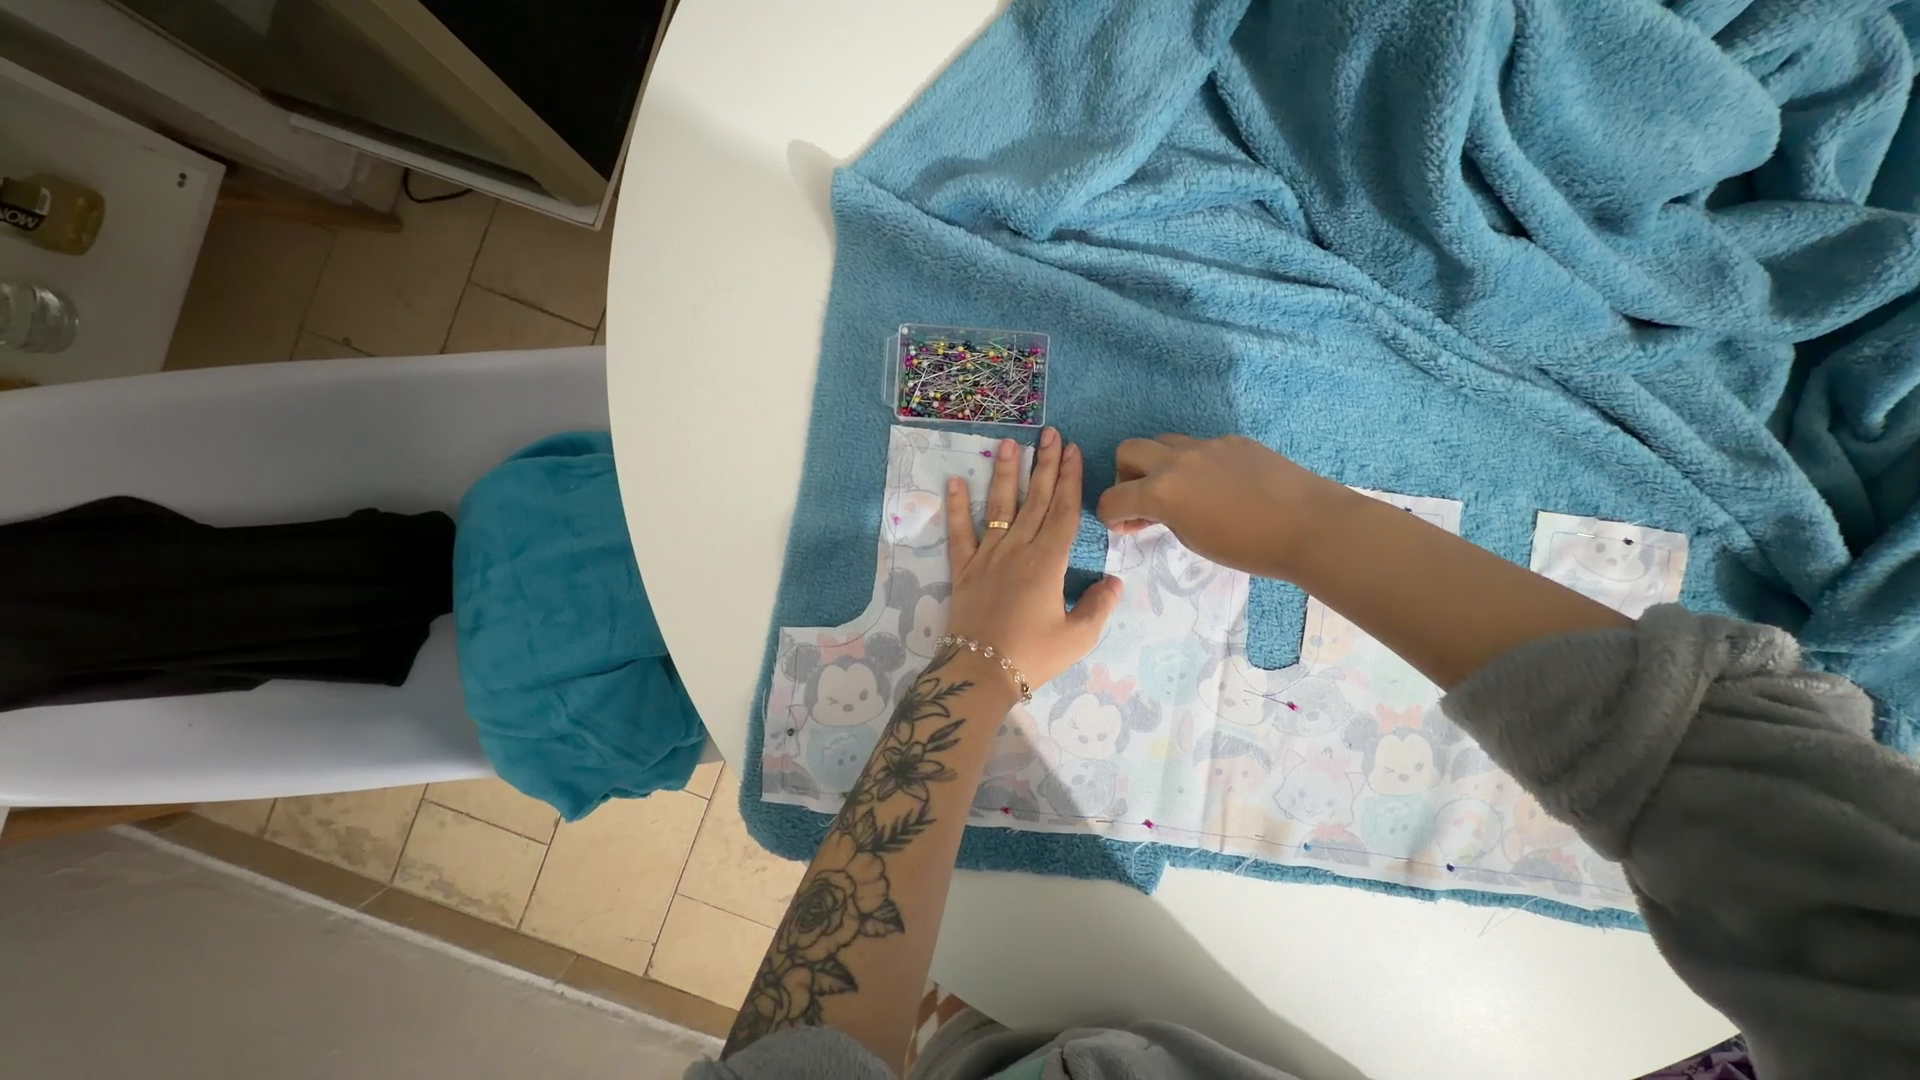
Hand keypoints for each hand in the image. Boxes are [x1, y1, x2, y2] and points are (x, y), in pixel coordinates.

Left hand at [944, 428, 1121, 689]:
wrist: (980, 672)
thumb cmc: (1033, 656)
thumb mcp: (1078, 638)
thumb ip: (1099, 606)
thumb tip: (1114, 580)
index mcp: (1048, 562)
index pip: (1064, 511)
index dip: (1071, 479)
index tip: (1073, 451)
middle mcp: (1018, 549)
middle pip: (1035, 500)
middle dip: (1045, 465)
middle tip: (1050, 434)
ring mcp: (988, 556)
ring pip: (999, 506)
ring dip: (1005, 473)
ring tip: (1009, 443)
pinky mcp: (964, 569)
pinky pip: (959, 532)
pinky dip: (956, 507)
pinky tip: (954, 481)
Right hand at [1095, 434, 1350, 580]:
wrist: (1309, 524)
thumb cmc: (1249, 547)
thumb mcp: (1194, 541)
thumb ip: (1166, 519)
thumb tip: (1155, 512)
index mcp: (1162, 491)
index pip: (1113, 498)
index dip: (1110, 515)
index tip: (1121, 525)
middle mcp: (1177, 460)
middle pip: (1128, 450)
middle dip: (1127, 476)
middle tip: (1145, 501)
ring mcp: (1207, 445)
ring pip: (1164, 442)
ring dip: (1159, 464)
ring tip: (1181, 492)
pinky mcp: (1233, 441)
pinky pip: (1200, 446)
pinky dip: (1195, 463)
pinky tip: (1220, 487)